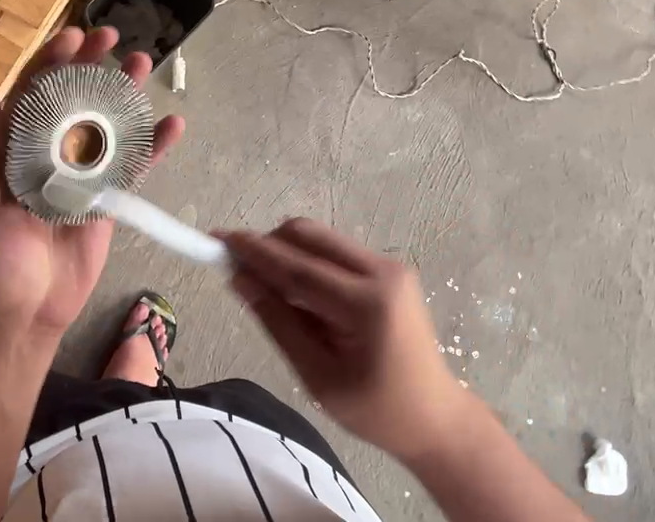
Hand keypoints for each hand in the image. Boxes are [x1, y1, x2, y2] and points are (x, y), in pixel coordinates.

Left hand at [0, 26, 184, 340]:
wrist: (22, 316)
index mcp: (13, 150)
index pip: (32, 96)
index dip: (51, 64)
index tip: (74, 36)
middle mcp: (48, 155)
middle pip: (73, 101)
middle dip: (92, 67)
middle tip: (115, 39)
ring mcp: (80, 176)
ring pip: (106, 126)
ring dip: (124, 95)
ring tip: (143, 63)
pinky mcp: (107, 201)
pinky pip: (132, 168)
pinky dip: (152, 147)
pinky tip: (171, 124)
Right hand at [222, 218, 457, 457]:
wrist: (437, 419)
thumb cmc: (376, 410)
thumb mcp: (318, 377)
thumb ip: (278, 322)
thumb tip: (239, 278)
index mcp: (367, 305)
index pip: (298, 267)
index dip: (254, 251)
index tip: (217, 238)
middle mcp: (382, 272)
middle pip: (308, 235)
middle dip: (269, 246)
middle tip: (241, 270)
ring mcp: (389, 266)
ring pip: (319, 238)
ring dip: (287, 253)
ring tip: (274, 293)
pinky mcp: (388, 268)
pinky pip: (333, 250)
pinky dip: (307, 261)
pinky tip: (302, 297)